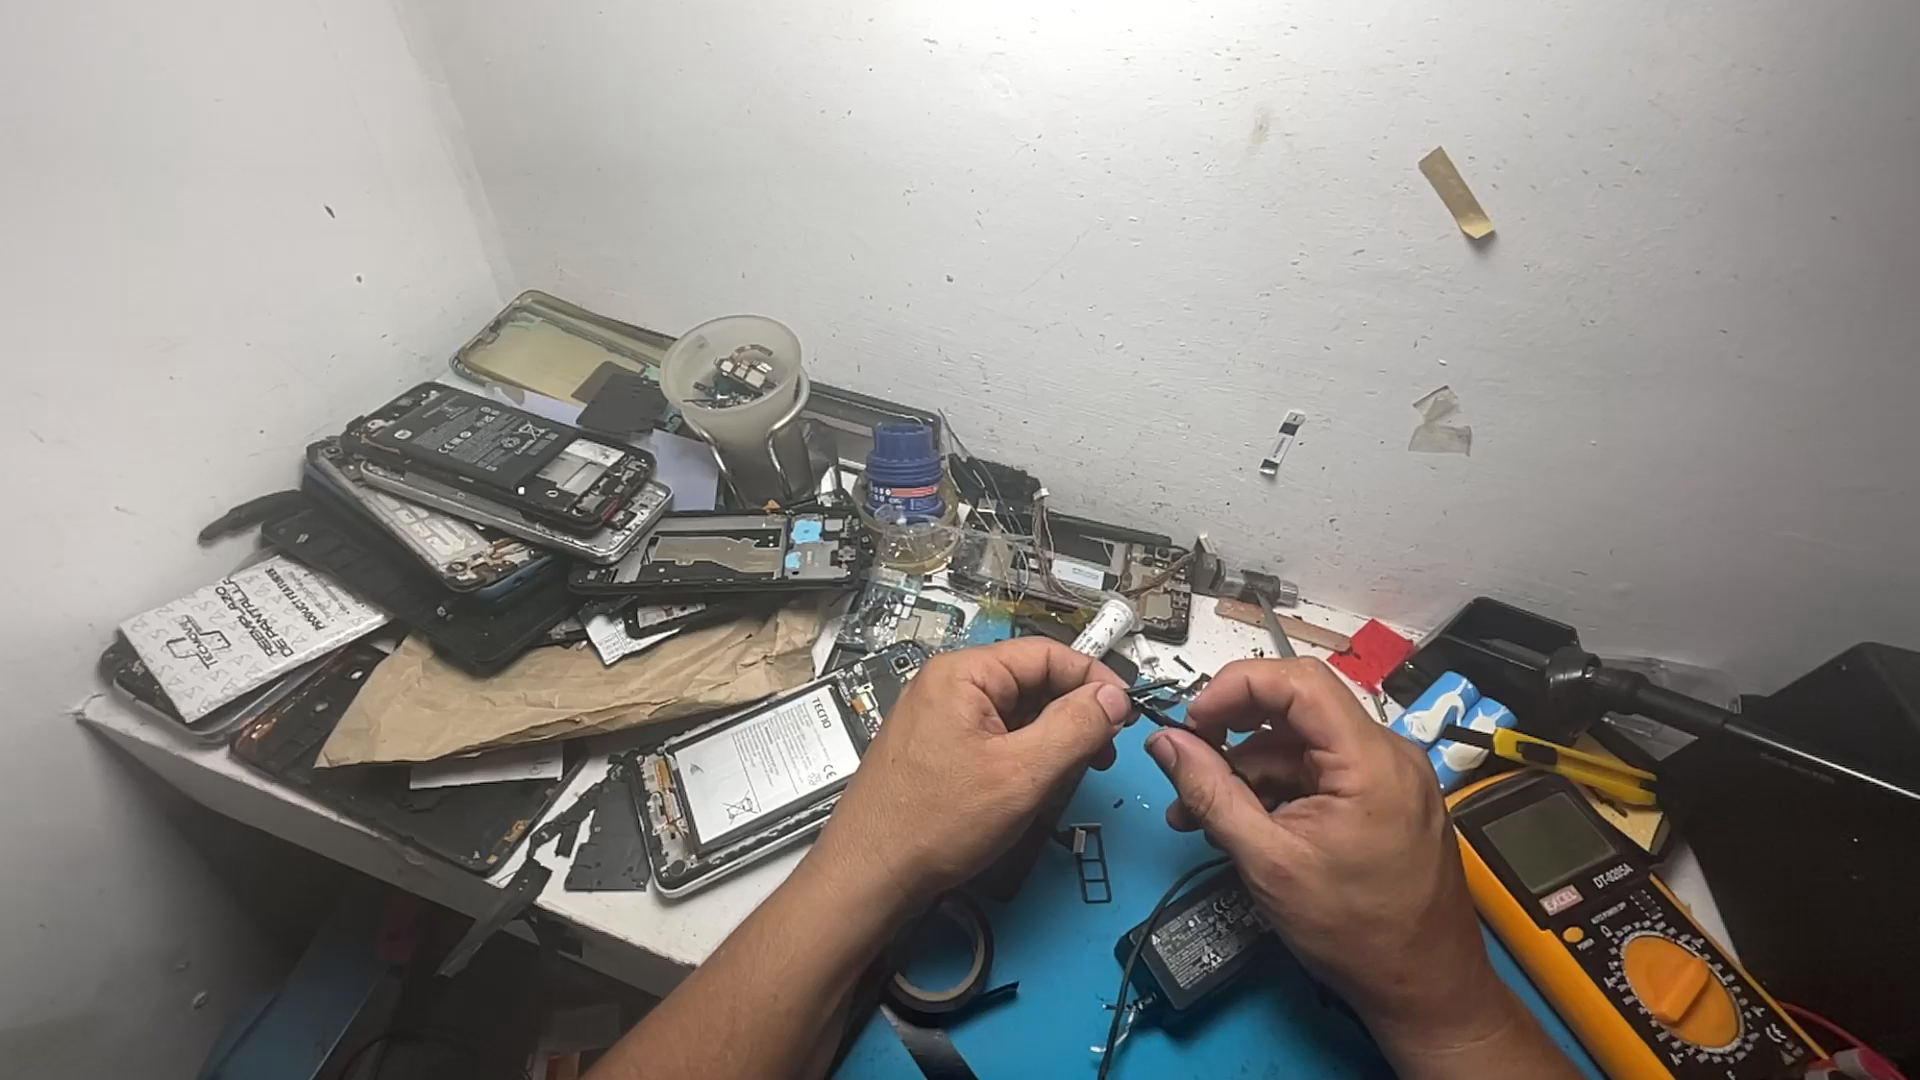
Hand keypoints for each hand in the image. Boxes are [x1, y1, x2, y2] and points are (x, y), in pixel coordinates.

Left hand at [812, 638, 1131, 910]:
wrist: (868, 876)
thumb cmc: (933, 823)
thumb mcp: (1021, 774)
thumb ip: (1074, 728)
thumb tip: (1113, 696)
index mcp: (963, 673)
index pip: (1046, 653)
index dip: (1093, 679)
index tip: (1125, 710)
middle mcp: (950, 684)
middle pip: (1032, 682)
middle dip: (1073, 715)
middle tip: (1102, 753)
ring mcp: (942, 716)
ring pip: (1018, 713)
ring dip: (1052, 740)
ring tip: (1071, 776)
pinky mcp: (940, 746)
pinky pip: (997, 736)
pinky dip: (1026, 756)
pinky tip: (1037, 786)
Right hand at [1144, 659, 1510, 1049]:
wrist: (1427, 996)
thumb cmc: (1356, 933)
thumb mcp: (1267, 860)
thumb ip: (1209, 792)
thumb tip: (1162, 743)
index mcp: (1371, 759)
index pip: (1298, 681)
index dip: (1236, 686)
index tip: (1193, 721)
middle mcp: (1384, 753)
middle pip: (1292, 708)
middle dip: (1230, 729)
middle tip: (1186, 758)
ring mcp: (1382, 775)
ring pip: (1293, 743)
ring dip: (1241, 768)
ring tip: (1197, 809)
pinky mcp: (1374, 797)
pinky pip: (1308, 771)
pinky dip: (1267, 788)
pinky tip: (1235, 819)